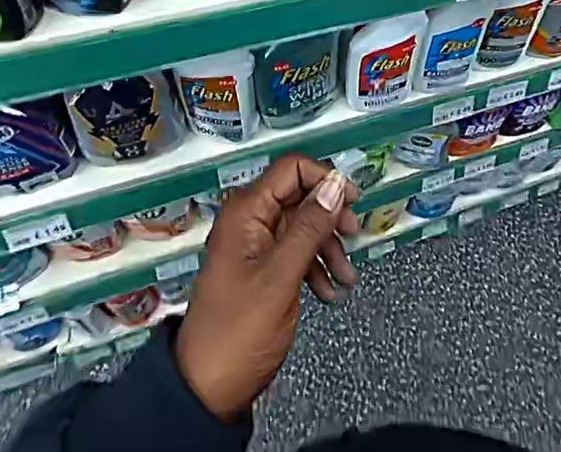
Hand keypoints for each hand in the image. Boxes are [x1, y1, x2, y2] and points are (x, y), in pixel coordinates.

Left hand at [174, 155, 359, 421]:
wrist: (207, 391)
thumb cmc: (239, 331)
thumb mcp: (280, 276)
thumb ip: (310, 226)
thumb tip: (336, 184)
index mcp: (246, 212)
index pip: (291, 168)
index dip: (324, 177)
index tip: (351, 200)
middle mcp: (250, 220)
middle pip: (300, 196)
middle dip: (330, 216)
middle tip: (354, 236)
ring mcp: (255, 244)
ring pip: (303, 225)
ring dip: (328, 246)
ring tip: (345, 276)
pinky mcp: (262, 267)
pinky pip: (296, 251)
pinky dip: (316, 266)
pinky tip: (328, 291)